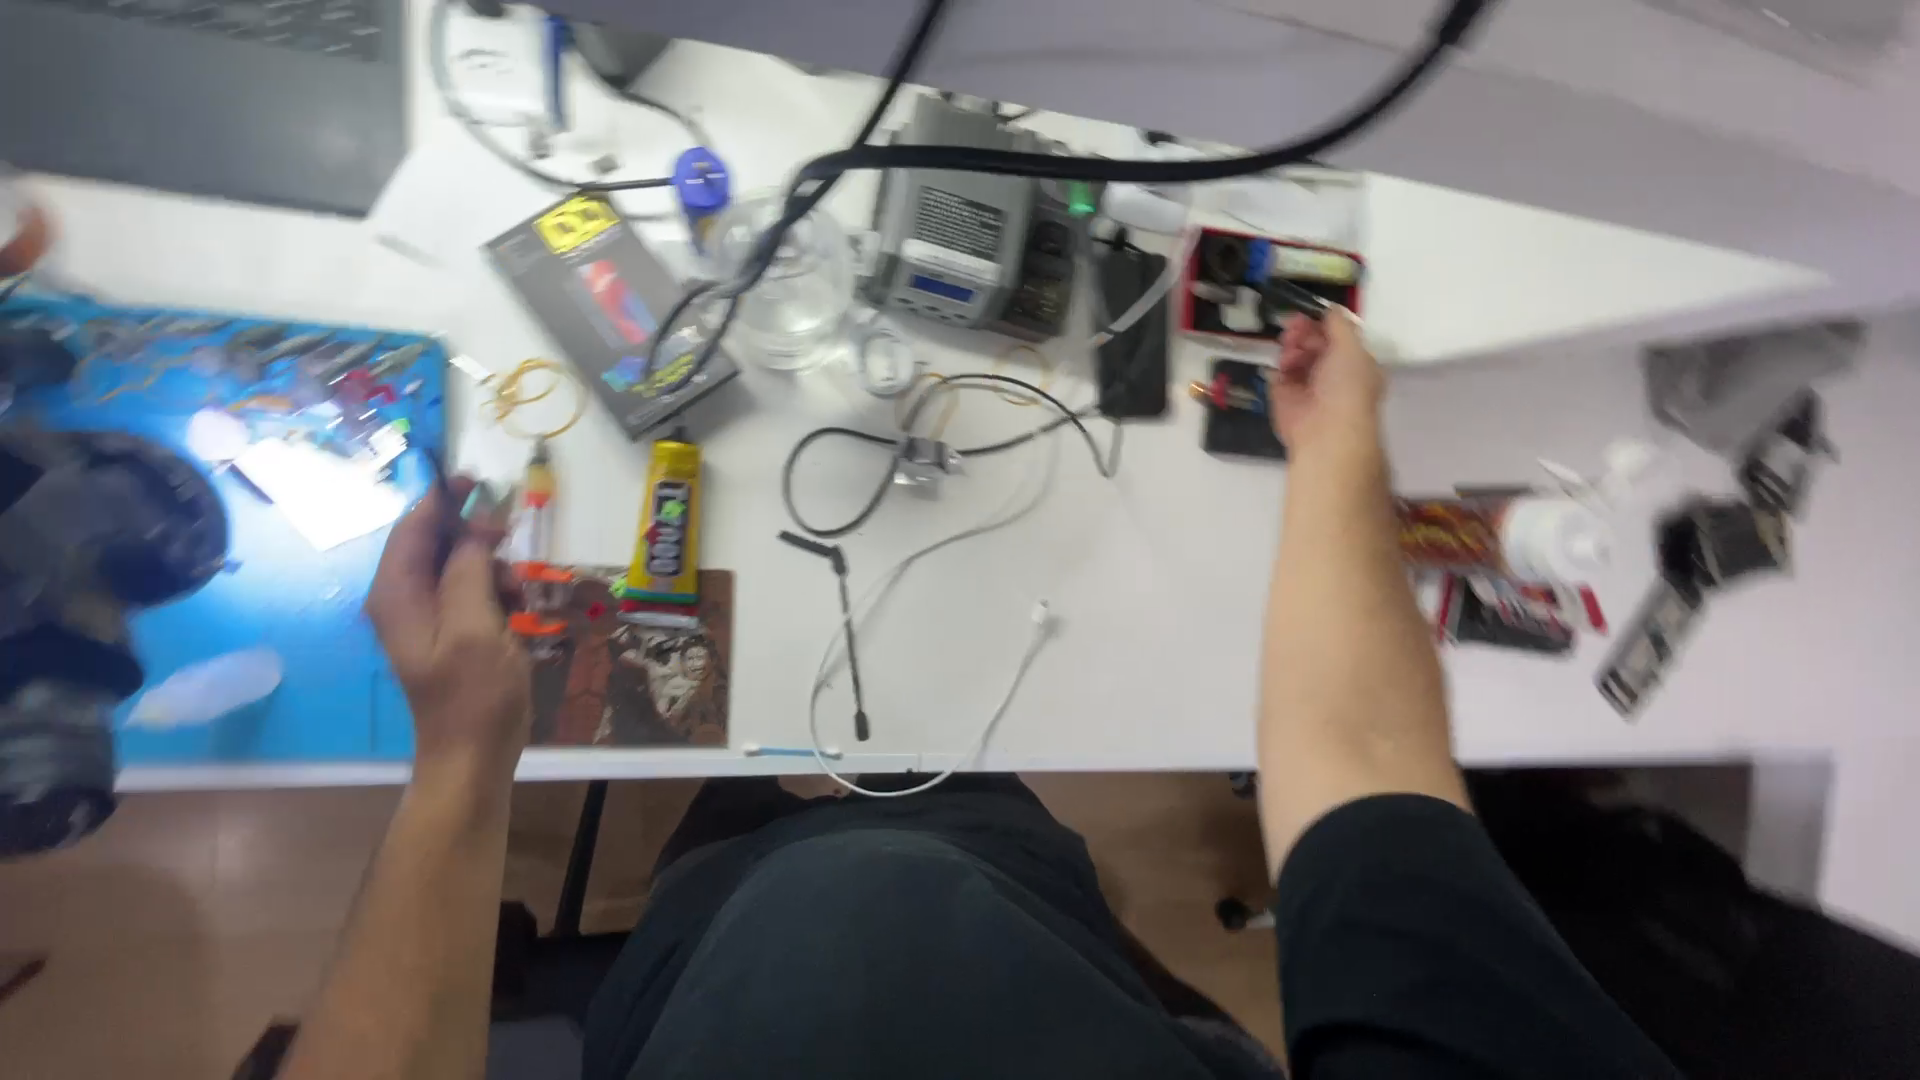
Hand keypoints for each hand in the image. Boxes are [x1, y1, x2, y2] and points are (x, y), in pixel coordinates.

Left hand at [366, 477, 530, 781]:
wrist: (474, 752)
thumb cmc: (474, 692)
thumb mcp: (474, 626)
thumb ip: (470, 570)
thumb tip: (477, 522)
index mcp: (396, 595)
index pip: (412, 529)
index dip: (442, 499)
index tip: (478, 479)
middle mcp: (404, 599)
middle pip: (437, 543)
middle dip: (477, 538)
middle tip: (511, 541)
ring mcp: (430, 617)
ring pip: (462, 566)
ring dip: (494, 568)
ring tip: (517, 594)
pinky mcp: (454, 631)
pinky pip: (474, 591)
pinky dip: (498, 591)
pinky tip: (517, 610)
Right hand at [1268, 309, 1384, 454]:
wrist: (1326, 429)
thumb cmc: (1346, 385)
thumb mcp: (1351, 347)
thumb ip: (1338, 324)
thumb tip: (1329, 308)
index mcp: (1352, 362)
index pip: (1334, 336)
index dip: (1320, 324)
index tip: (1307, 315)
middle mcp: (1329, 372)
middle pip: (1311, 343)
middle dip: (1302, 332)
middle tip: (1293, 329)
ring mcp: (1305, 385)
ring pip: (1293, 355)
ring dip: (1290, 348)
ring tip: (1290, 352)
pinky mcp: (1283, 397)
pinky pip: (1277, 375)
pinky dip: (1278, 367)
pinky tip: (1283, 367)